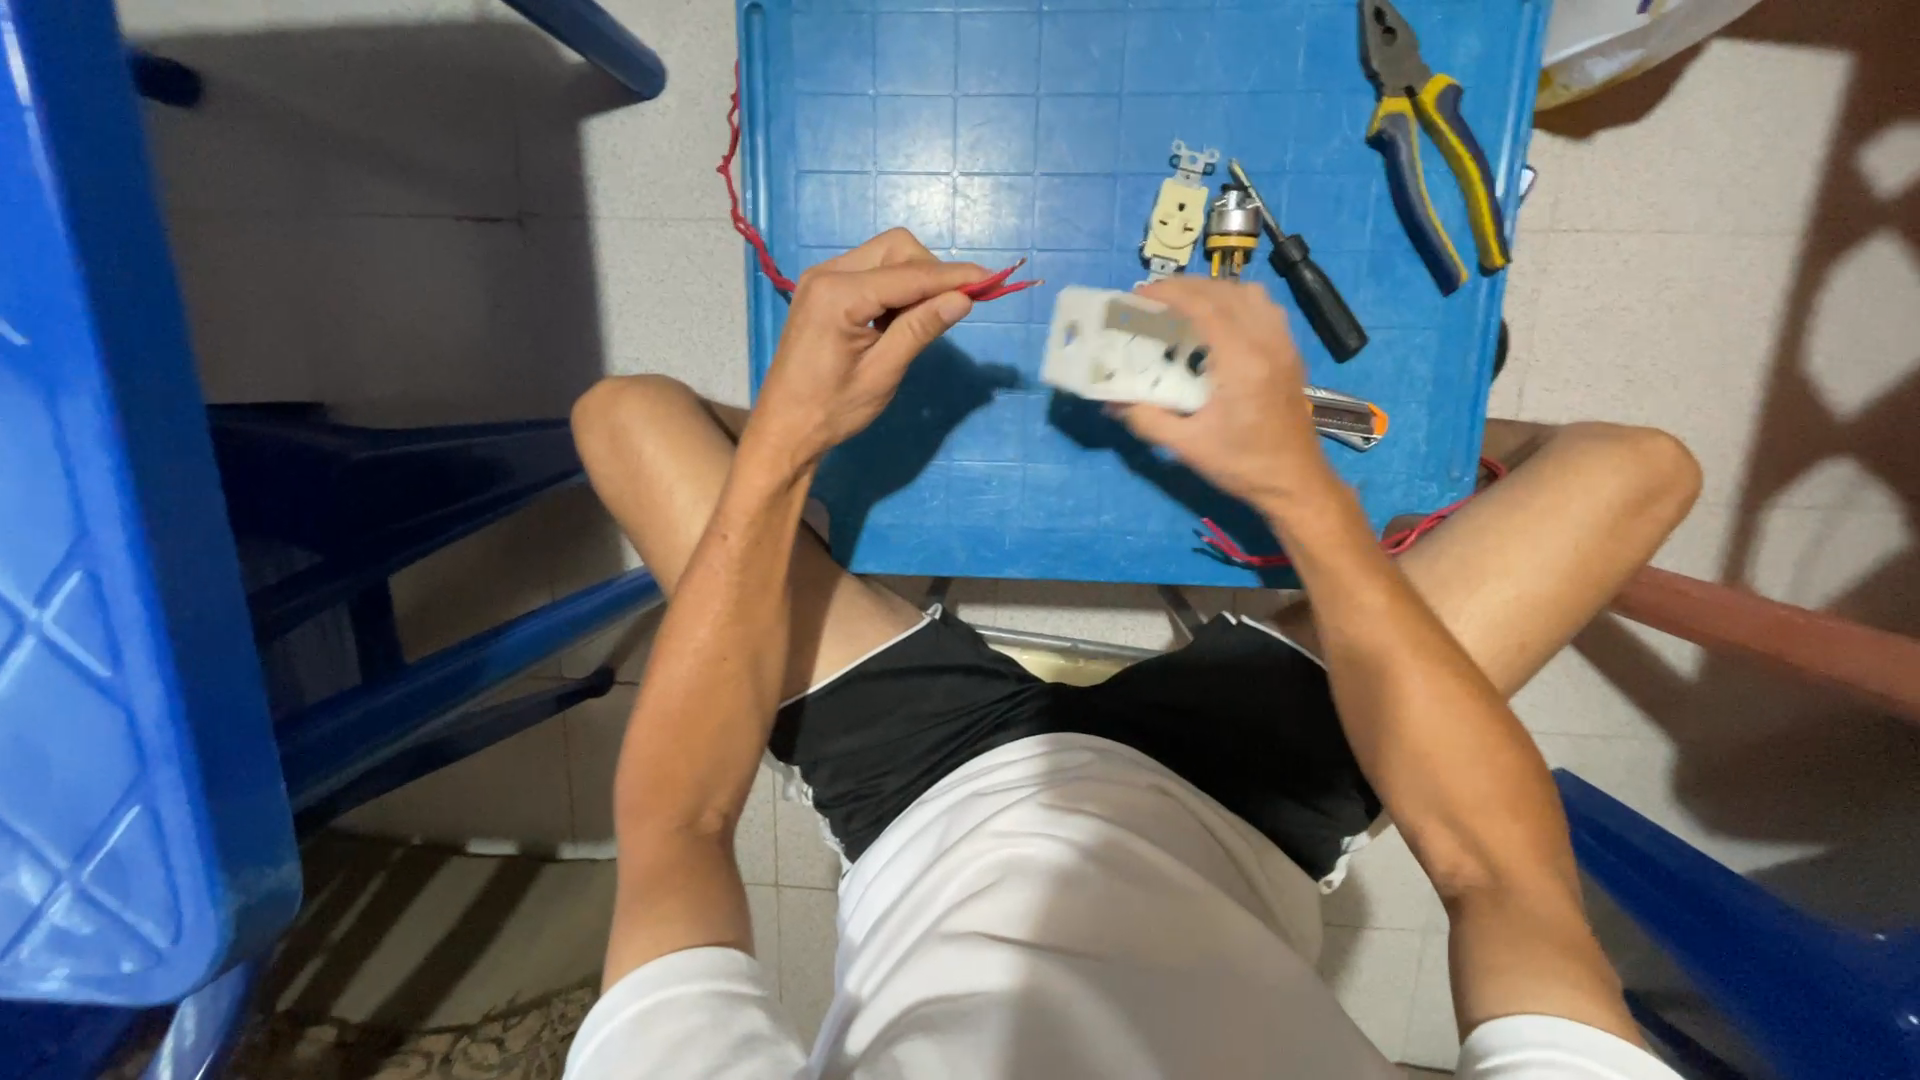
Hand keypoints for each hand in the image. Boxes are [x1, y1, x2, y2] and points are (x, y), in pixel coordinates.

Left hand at [747, 229, 986, 468]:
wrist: (784, 428)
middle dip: (932, 271)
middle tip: (952, 309)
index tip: (993, 280)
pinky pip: (870, 272)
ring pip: (885, 256)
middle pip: (896, 248)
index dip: (954, 277)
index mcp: (838, 295)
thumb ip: (920, 329)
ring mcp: (822, 279)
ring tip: (923, 321)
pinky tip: (899, 321)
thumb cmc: (832, 410)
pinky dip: (895, 287)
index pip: (910, 274)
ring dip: (914, 279)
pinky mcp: (823, 290)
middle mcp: (827, 273)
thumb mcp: (883, 373)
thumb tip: (963, 299)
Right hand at [1112, 278, 1342, 509]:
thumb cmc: (1242, 466)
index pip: (1204, 306)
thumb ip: (1146, 418)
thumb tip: (1111, 401)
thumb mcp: (1186, 446)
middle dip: (1186, 288)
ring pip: (1249, 294)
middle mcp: (1267, 343)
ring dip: (1213, 291)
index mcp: (1242, 362)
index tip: (1139, 296)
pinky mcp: (1290, 353)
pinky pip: (1265, 309)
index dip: (1169, 294)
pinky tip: (1219, 320)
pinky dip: (1237, 301)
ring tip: (1184, 305)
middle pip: (1225, 292)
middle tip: (1153, 300)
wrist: (1294, 482)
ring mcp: (1283, 345)